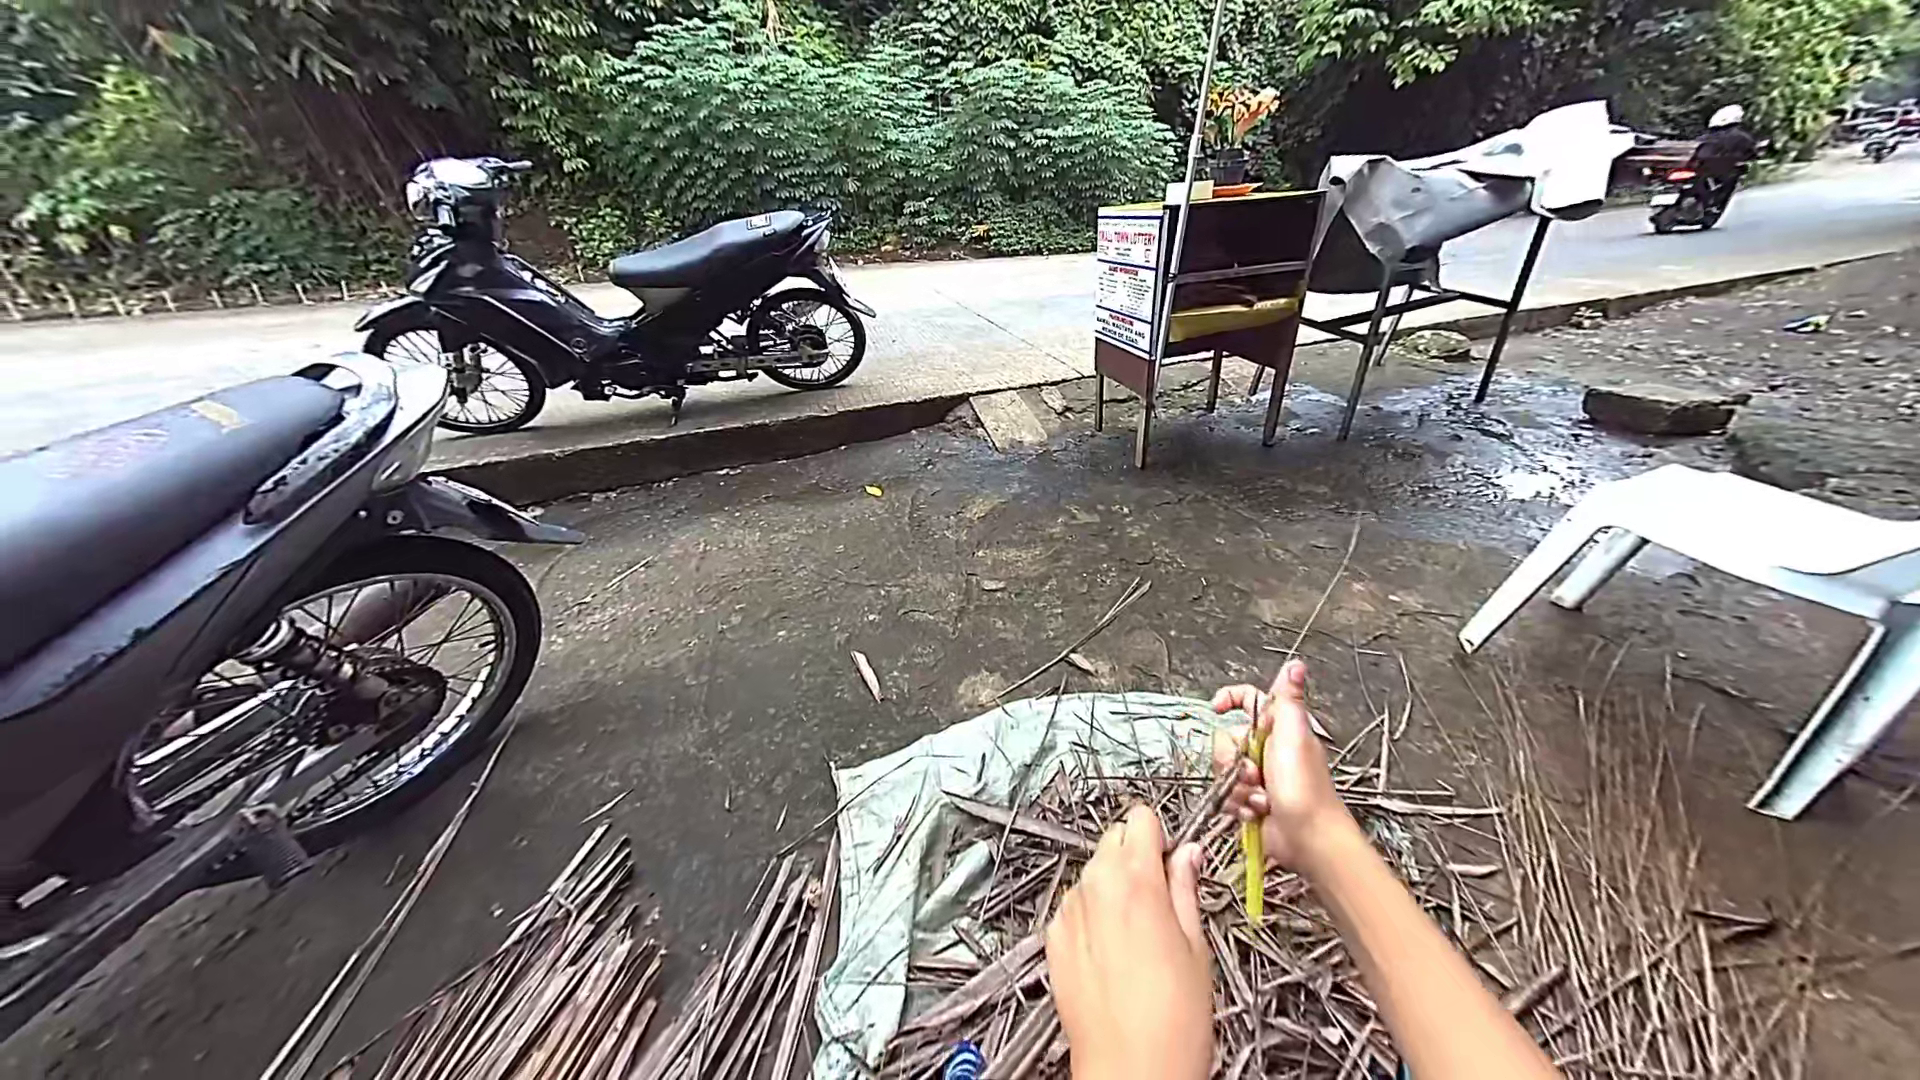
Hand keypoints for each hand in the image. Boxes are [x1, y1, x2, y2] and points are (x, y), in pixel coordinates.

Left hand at [1046, 804, 1211, 1079]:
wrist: (1129, 1072)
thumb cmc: (1171, 1021)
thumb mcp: (1195, 946)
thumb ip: (1186, 887)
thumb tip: (1189, 853)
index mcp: (1137, 879)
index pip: (1141, 818)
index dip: (1160, 835)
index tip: (1170, 857)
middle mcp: (1097, 883)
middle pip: (1115, 837)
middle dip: (1137, 854)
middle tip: (1159, 895)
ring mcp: (1071, 907)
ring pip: (1095, 869)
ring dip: (1114, 883)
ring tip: (1137, 931)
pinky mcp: (1054, 931)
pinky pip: (1076, 901)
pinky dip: (1092, 911)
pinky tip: (1112, 948)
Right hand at [1209, 659, 1357, 873]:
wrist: (1309, 840)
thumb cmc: (1305, 790)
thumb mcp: (1295, 736)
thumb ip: (1289, 700)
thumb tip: (1296, 665)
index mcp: (1278, 728)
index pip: (1248, 699)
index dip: (1229, 699)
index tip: (1217, 708)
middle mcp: (1267, 748)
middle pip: (1226, 737)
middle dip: (1232, 758)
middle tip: (1253, 772)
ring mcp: (1258, 775)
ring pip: (1223, 768)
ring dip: (1236, 786)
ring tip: (1258, 797)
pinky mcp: (1250, 799)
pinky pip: (1225, 794)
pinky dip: (1236, 804)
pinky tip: (1254, 811)